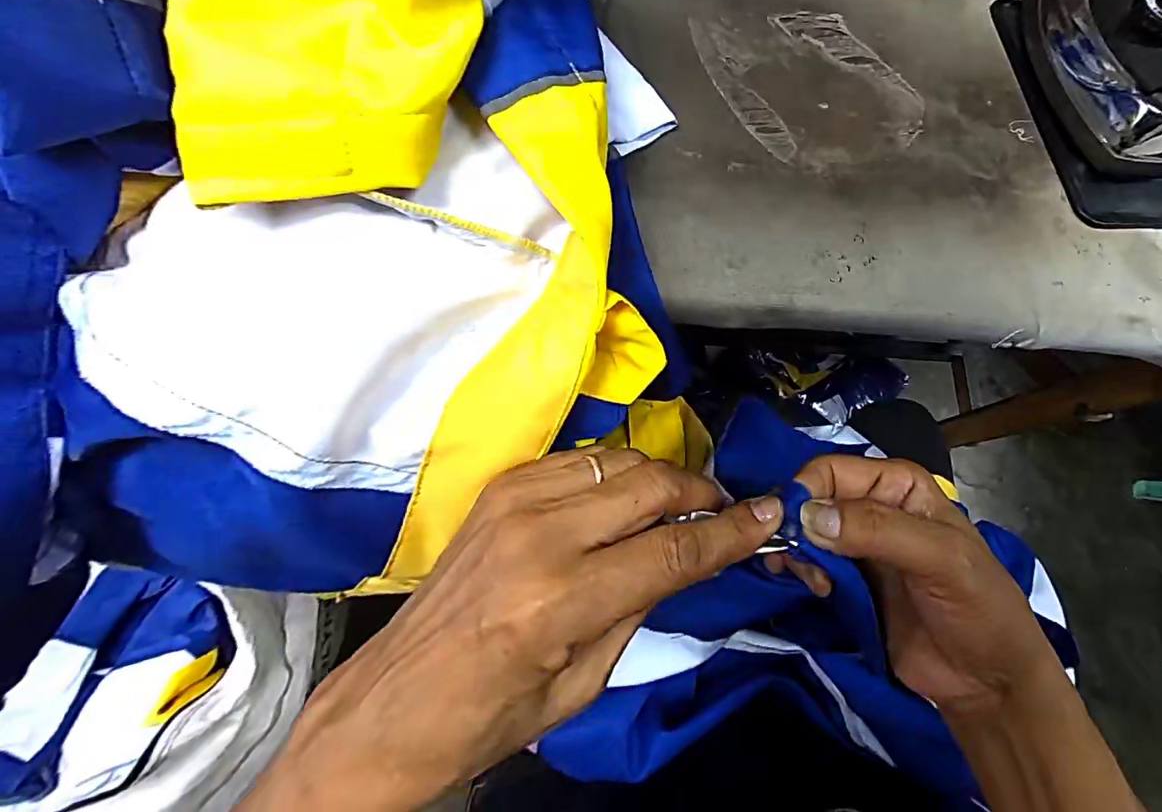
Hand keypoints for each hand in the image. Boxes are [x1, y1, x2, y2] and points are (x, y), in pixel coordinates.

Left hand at [242, 449, 783, 810]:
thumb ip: (646, 603)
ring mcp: (515, 503)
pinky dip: (622, 472)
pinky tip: (626, 499)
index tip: (769, 515)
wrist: (379, 714)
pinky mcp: (502, 487)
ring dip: (666, 479)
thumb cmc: (486, 717)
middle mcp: (538, 538)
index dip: (731, 531)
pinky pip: (590, 458)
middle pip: (656, 487)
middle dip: (704, 494)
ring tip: (679, 504)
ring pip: (628, 461)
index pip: (673, 549)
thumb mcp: (585, 682)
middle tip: (724, 511)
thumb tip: (701, 551)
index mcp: (557, 602)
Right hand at [766, 455, 1058, 713]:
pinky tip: (816, 591)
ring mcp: (861, 549)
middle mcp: (876, 507)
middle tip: (795, 563)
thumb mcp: (939, 557)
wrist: (988, 677)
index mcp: (899, 484)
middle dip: (795, 526)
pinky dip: (802, 576)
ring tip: (816, 583)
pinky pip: (813, 569)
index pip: (834, 471)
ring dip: (798, 555)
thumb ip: (879, 530)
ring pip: (808, 535)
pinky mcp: (851, 588)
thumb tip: (810, 515)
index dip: (804, 492)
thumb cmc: (978, 602)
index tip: (784, 528)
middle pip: (814, 501)